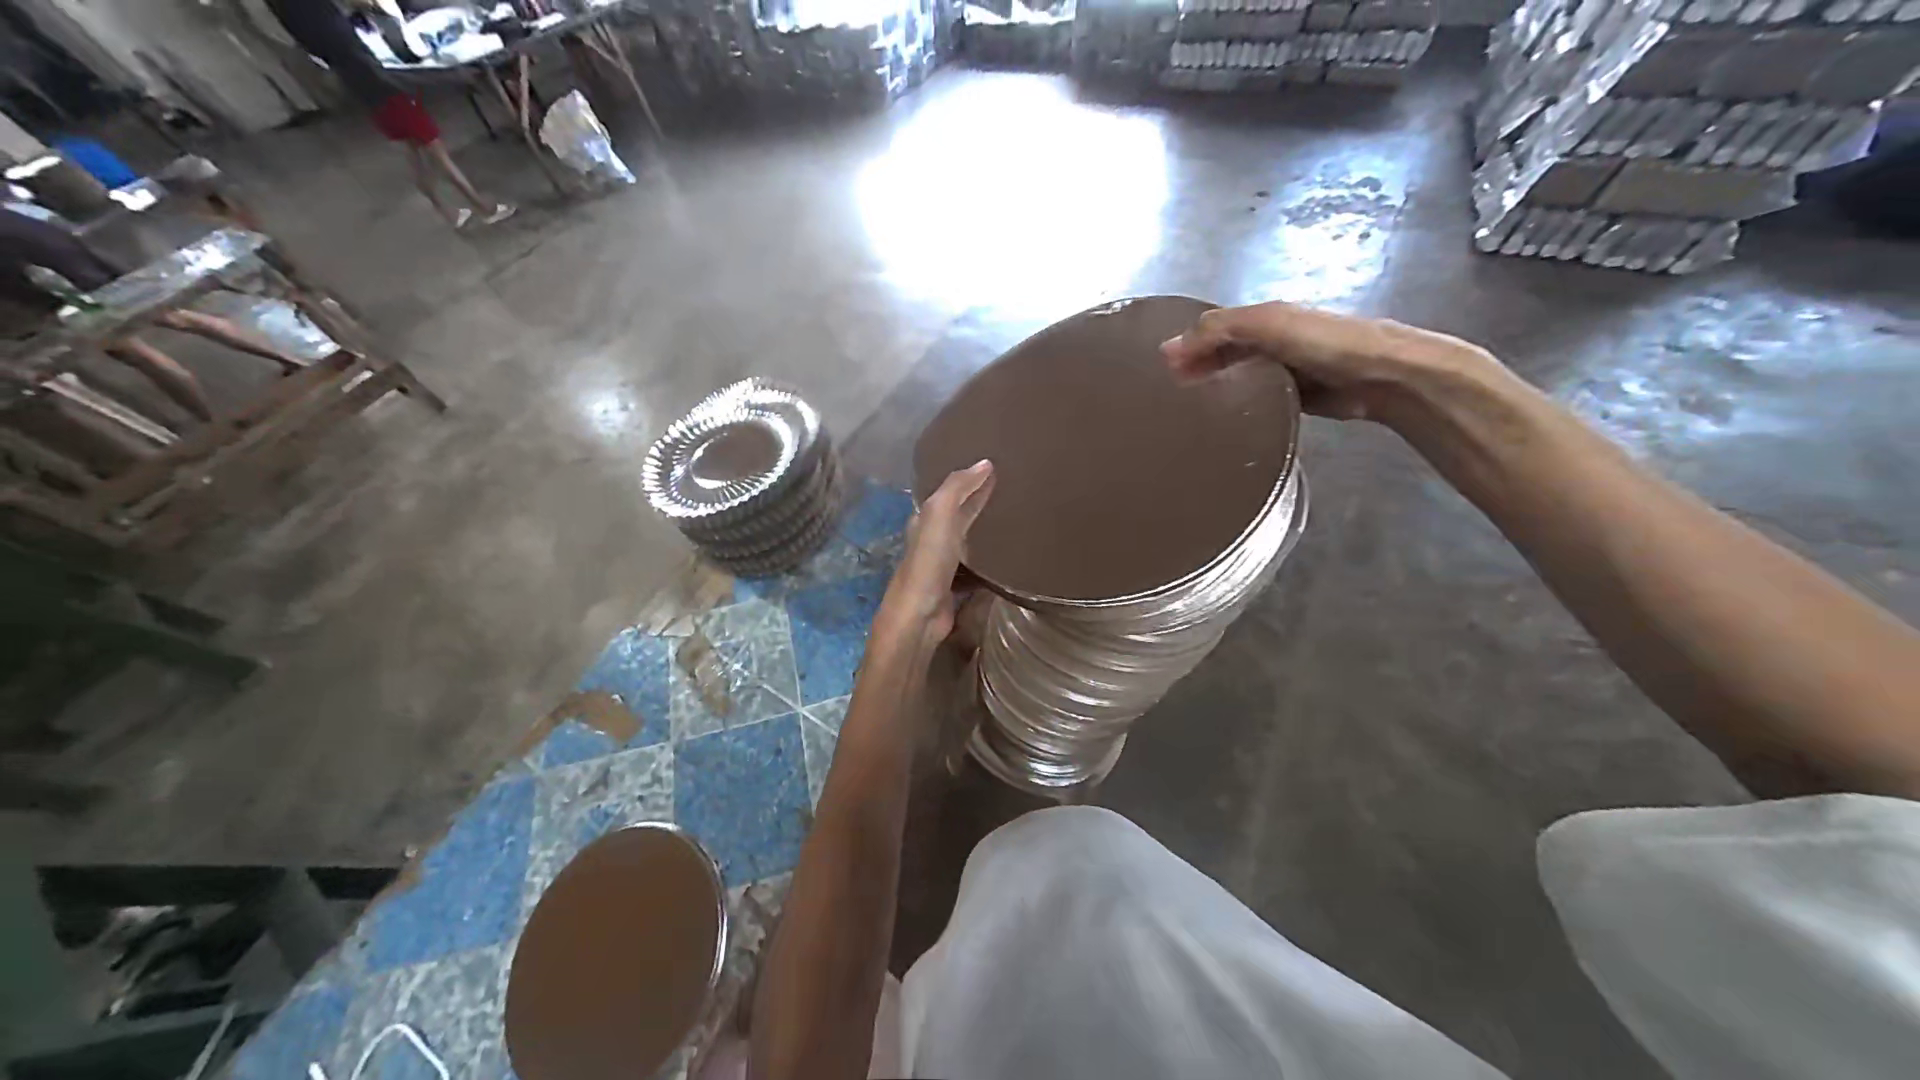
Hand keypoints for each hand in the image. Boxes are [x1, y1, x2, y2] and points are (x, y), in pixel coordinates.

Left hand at [873, 460, 995, 656]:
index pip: (950, 492)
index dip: (970, 479)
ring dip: (982, 529)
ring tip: (1012, 519)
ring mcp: (942, 566)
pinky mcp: (954, 589)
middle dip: (977, 500)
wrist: (918, 616)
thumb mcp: (939, 515)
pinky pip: (974, 567)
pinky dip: (986, 558)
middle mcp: (931, 540)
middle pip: (957, 514)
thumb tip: (985, 463)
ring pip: (965, 539)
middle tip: (1007, 487)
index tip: (996, 466)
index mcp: (925, 520)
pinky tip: (1004, 559)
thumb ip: (957, 488)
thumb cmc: (928, 562)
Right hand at [1159, 300, 1495, 423]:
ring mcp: (1286, 368)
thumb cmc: (1325, 345)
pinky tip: (1225, 417)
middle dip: (1197, 363)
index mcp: (1265, 316)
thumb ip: (1220, 330)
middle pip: (1225, 349)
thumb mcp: (1267, 325)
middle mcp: (1273, 339)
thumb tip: (1167, 348)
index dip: (1188, 343)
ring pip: (1240, 373)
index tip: (1160, 368)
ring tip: (1188, 405)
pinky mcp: (1298, 397)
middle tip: (1168, 389)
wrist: (1386, 376)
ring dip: (1215, 384)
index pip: (1215, 326)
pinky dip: (1239, 402)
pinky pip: (1258, 397)